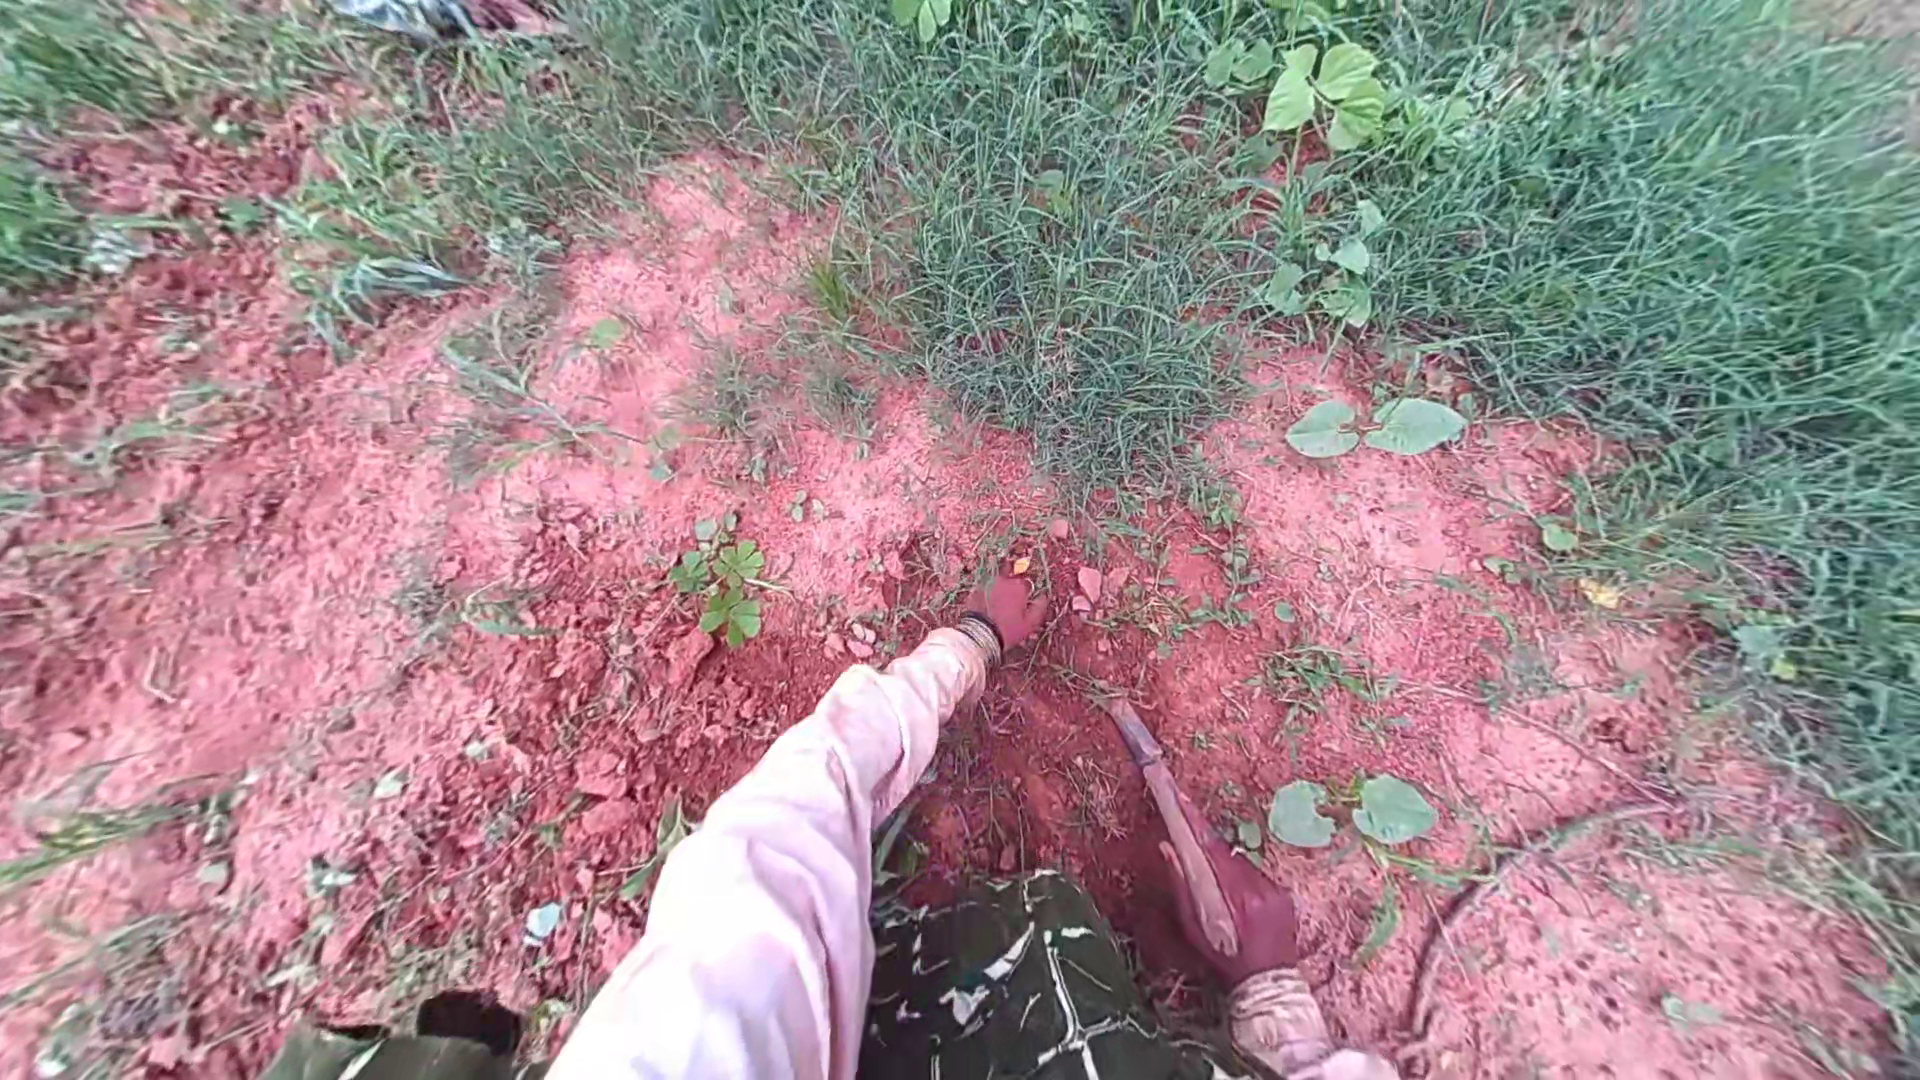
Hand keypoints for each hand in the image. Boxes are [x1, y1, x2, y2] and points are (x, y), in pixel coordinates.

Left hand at [966, 574, 1048, 650]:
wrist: (980, 634)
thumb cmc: (1008, 630)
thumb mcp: (1030, 623)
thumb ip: (1039, 608)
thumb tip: (1044, 598)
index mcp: (1019, 587)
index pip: (1026, 583)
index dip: (1025, 593)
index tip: (1023, 602)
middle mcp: (1003, 580)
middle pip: (1010, 579)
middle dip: (1011, 587)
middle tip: (1010, 603)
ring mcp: (987, 584)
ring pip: (997, 583)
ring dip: (999, 589)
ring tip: (998, 605)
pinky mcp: (975, 590)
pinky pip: (985, 589)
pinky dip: (987, 594)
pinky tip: (988, 606)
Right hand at [1160, 786, 1300, 985]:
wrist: (1271, 985)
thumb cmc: (1225, 958)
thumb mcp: (1194, 928)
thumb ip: (1181, 886)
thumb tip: (1167, 847)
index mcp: (1236, 894)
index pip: (1210, 846)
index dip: (1194, 820)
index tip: (1179, 797)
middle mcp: (1259, 886)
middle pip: (1224, 849)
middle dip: (1204, 837)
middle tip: (1185, 815)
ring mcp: (1275, 889)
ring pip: (1239, 860)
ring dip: (1222, 858)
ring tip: (1209, 867)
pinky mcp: (1283, 893)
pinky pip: (1254, 872)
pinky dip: (1239, 873)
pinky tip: (1231, 888)